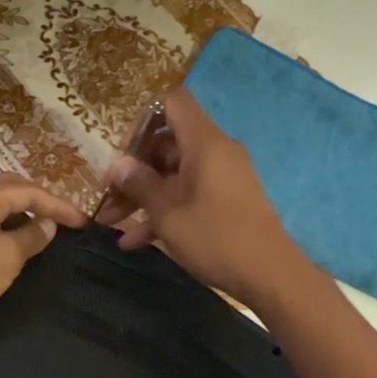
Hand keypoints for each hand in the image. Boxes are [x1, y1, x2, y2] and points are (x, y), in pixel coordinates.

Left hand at [0, 173, 86, 336]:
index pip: (28, 190)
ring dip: (23, 214)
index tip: (82, 221)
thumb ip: (32, 236)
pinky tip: (18, 243)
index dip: (58, 205)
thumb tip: (47, 224)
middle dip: (39, 201)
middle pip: (10, 189)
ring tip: (45, 230)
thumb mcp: (8, 256)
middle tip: (64, 218)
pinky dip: (7, 227)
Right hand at [96, 89, 318, 304]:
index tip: (123, 155)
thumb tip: (118, 165)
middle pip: (167, 144)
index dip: (142, 122)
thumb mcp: (168, 214)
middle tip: (108, 197)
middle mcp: (215, 152)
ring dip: (142, 197)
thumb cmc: (216, 238)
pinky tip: (133, 242)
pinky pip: (188, 197)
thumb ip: (140, 185)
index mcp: (204, 142)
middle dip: (134, 170)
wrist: (268, 273)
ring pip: (173, 176)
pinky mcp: (225, 203)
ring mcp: (221, 178)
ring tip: (110, 222)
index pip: (172, 104)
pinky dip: (163, 212)